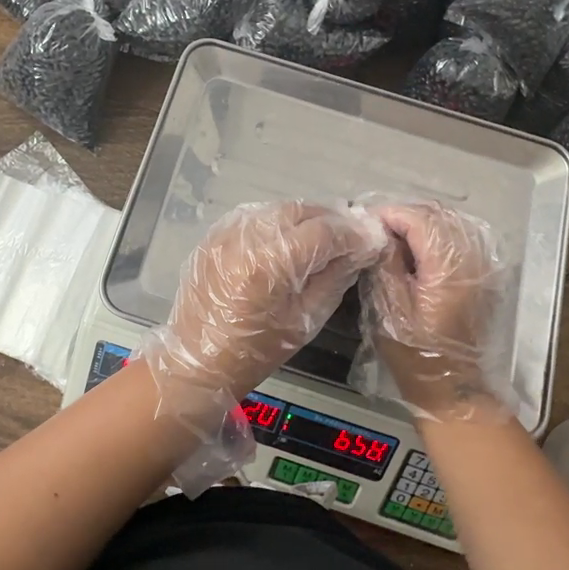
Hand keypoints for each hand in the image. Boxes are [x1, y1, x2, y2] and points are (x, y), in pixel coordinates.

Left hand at [139, 201, 384, 437]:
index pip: (323, 233)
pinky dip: (277, 223)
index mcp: (268, 265)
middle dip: (330, 220)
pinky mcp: (213, 235)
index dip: (352, 234)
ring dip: (305, 218)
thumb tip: (360, 250)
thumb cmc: (255, 351)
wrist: (196, 360)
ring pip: (277, 209)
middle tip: (351, 235)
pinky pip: (254, 217)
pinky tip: (289, 239)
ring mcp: (225, 233)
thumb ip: (334, 278)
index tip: (372, 239)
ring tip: (323, 237)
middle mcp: (245, 238)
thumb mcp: (305, 321)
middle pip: (300, 211)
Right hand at [359, 202, 513, 421]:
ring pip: (452, 224)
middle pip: (438, 216)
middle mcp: (473, 259)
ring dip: (422, 224)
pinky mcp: (484, 275)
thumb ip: (386, 263)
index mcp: (449, 267)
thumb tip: (380, 232)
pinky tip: (418, 249)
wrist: (453, 387)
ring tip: (393, 237)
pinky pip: (462, 239)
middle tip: (375, 229)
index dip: (390, 214)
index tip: (365, 222)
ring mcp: (483, 266)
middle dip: (405, 216)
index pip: (420, 220)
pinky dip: (438, 235)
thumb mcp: (389, 309)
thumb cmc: (415, 352)